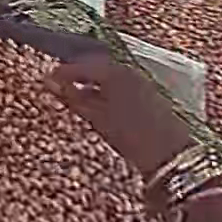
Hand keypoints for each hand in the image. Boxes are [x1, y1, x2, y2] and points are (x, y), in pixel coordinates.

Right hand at [44, 54, 194, 177]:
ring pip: (108, 74)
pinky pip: (119, 82)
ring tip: (74, 94)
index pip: (82, 64)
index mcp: (114, 71)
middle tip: (59, 84)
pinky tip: (97, 102)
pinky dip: (105, 88)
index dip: (63, 71)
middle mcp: (128, 70)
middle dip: (77, 73)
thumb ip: (72, 97)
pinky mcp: (148, 93)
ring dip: (91, 81)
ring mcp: (140, 81)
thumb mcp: (97, 117)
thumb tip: (49, 82)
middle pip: (96, 65)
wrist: (173, 157)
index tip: (47, 79)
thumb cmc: (132, 136)